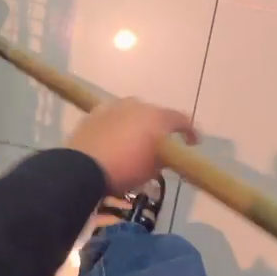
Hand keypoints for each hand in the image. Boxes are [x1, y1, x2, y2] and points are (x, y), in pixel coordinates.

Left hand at [65, 98, 197, 191]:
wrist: (82, 167)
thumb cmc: (125, 169)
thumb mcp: (152, 169)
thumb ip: (162, 158)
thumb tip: (162, 155)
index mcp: (156, 117)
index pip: (181, 119)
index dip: (190, 131)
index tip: (194, 142)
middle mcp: (137, 105)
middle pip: (155, 114)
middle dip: (160, 127)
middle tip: (161, 143)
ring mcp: (113, 107)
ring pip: (133, 113)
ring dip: (138, 124)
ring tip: (136, 140)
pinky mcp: (94, 113)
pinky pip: (114, 117)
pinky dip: (118, 126)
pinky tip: (116, 139)